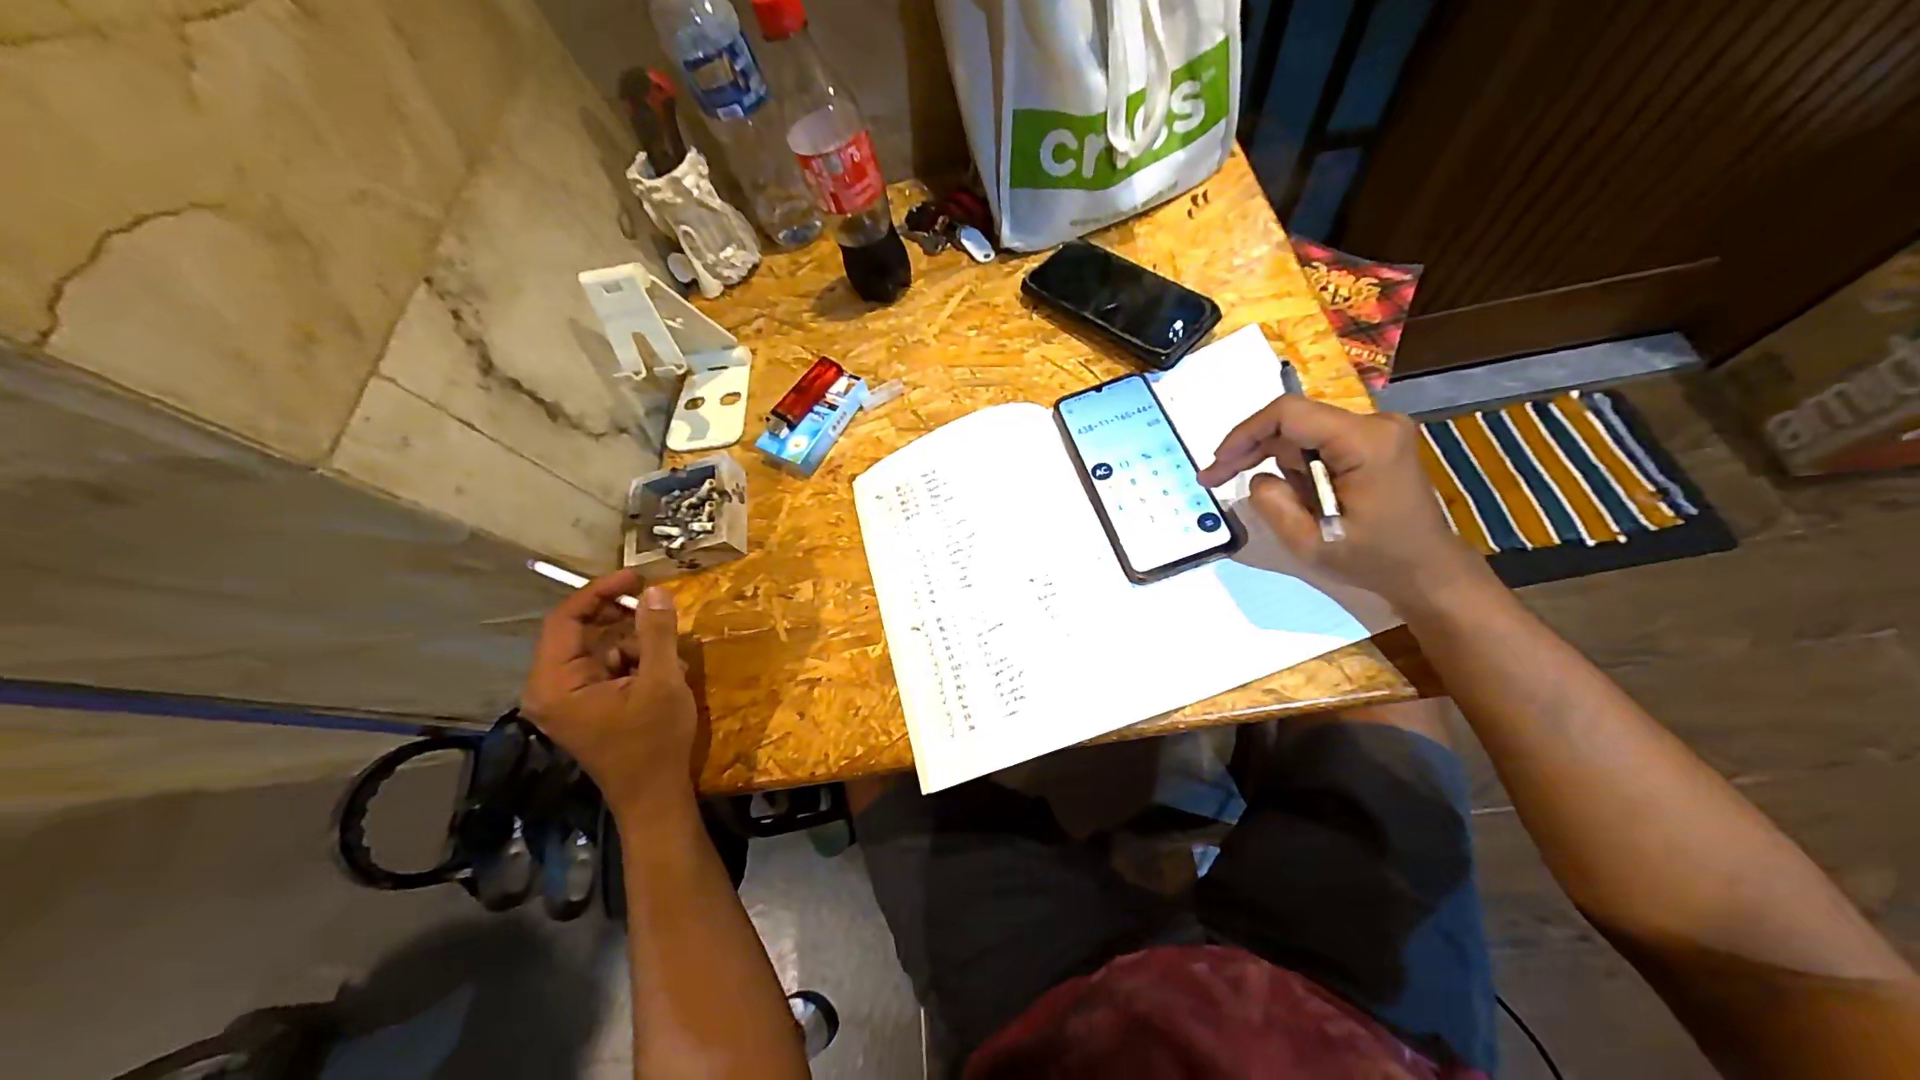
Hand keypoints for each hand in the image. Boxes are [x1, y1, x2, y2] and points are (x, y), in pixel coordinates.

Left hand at [520, 568, 698, 817]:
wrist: (654, 797)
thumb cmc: (654, 741)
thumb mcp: (662, 681)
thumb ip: (656, 632)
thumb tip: (656, 591)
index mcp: (555, 682)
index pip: (565, 619)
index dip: (600, 592)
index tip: (637, 577)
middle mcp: (550, 688)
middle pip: (579, 632)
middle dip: (620, 617)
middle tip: (656, 605)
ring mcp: (566, 700)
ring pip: (597, 648)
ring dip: (633, 641)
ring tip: (668, 652)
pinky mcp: (585, 707)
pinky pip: (604, 668)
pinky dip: (632, 660)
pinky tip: (662, 671)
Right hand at [1196, 395, 1488, 608]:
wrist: (1428, 570)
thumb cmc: (1374, 560)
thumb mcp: (1310, 543)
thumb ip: (1273, 504)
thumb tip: (1258, 477)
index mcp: (1365, 442)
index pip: (1288, 413)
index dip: (1244, 434)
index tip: (1218, 465)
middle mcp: (1376, 423)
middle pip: (1293, 421)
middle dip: (1254, 450)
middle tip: (1218, 479)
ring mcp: (1379, 429)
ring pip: (1303, 432)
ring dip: (1282, 465)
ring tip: (1293, 507)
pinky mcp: (1376, 440)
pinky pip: (1319, 441)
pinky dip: (1299, 466)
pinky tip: (1304, 496)